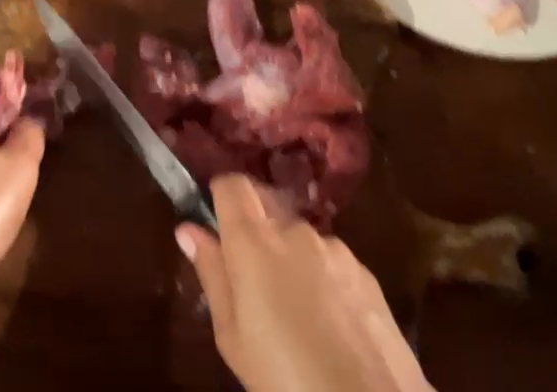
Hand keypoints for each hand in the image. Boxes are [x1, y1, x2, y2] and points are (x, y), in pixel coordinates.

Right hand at [178, 175, 431, 391]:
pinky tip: (324, 320)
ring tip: (289, 306)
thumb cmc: (285, 377)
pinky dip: (320, 276)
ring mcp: (337, 251)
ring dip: (288, 253)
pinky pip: (331, 260)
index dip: (220, 194)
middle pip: (268, 202)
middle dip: (253, 223)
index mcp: (254, 242)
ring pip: (300, 235)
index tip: (213, 220)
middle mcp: (297, 233)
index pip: (233, 184)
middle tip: (245, 270)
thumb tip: (188, 230)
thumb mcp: (232, 335)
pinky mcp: (368, 275)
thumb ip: (212, 274)